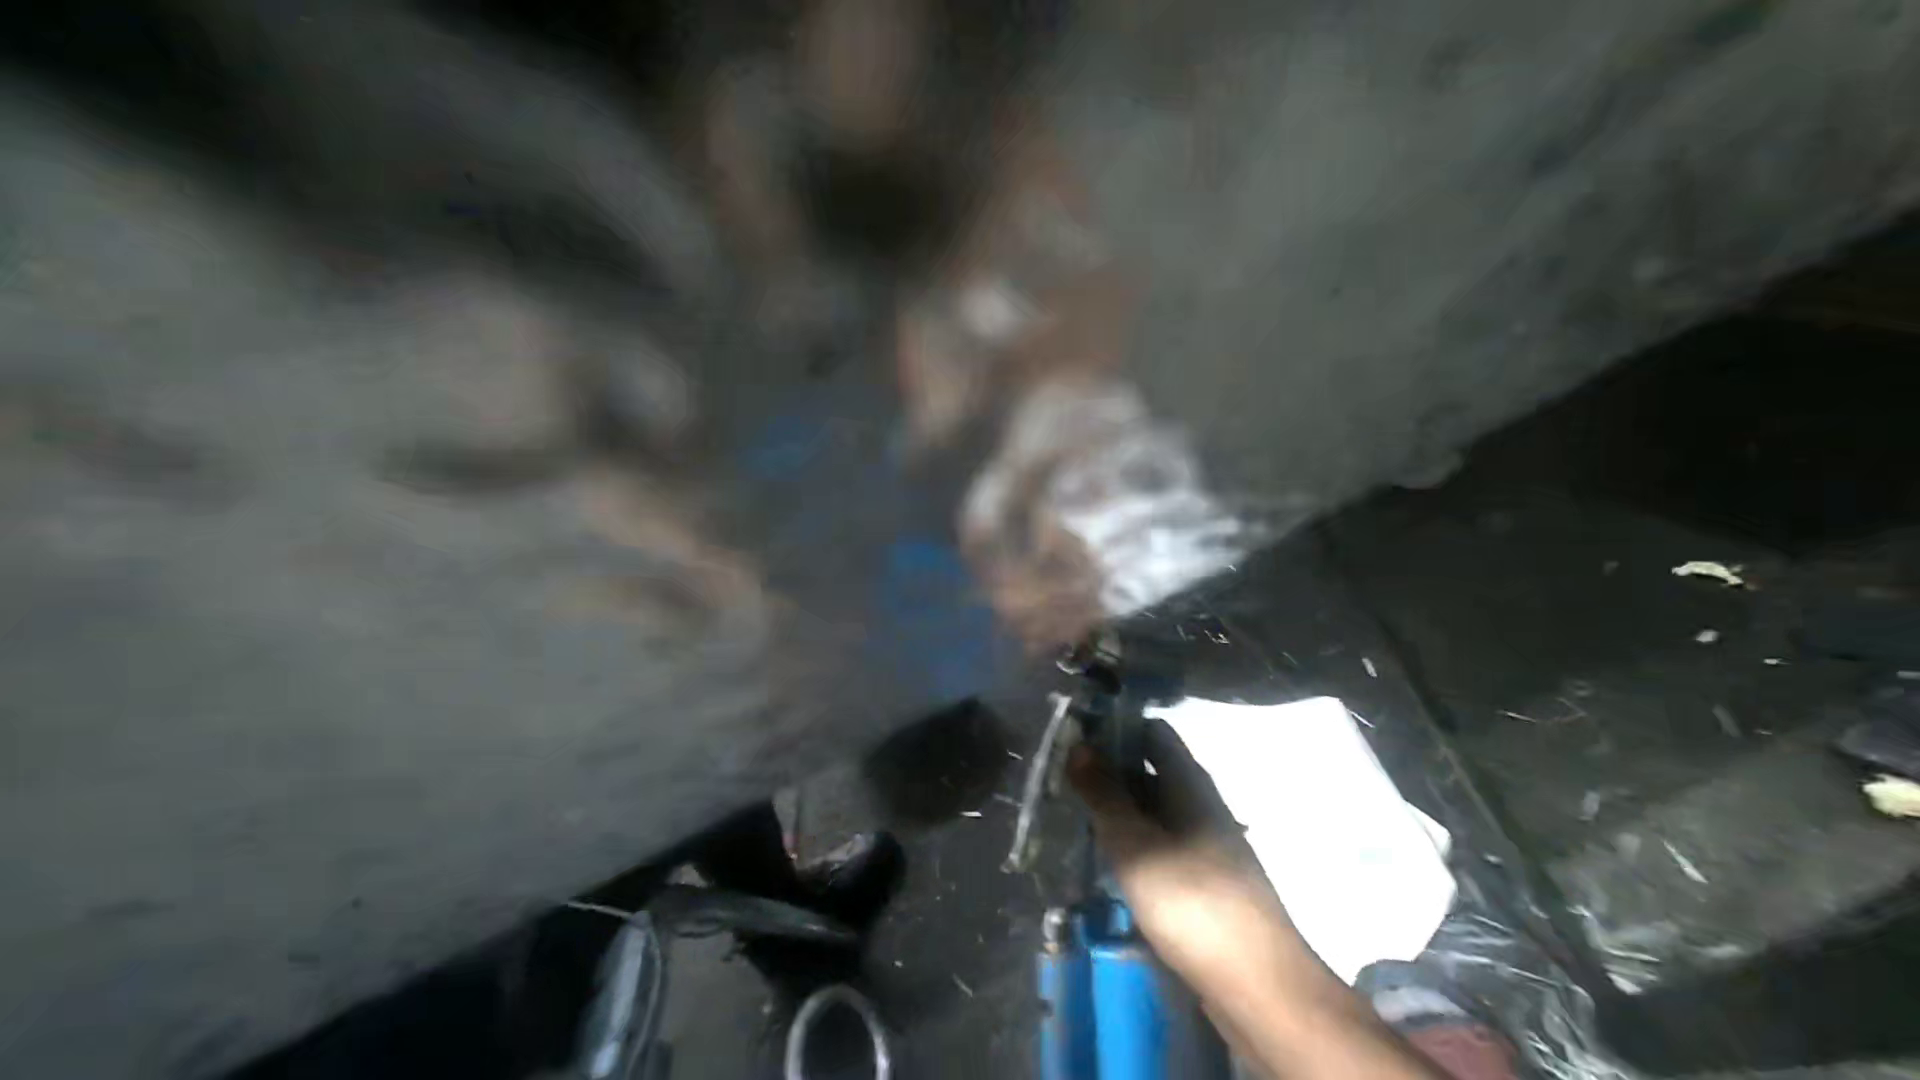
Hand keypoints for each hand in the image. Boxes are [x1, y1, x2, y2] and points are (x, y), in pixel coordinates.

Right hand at [1064, 745, 1298, 988]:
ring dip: (1119, 807)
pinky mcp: (1203, 880)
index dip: (1116, 727)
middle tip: (1063, 776)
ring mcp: (1205, 844)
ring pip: (1154, 809)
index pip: (1153, 733)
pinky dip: (1133, 840)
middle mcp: (1200, 805)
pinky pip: (1160, 843)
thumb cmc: (1190, 899)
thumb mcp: (1134, 842)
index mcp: (1190, 784)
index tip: (1076, 734)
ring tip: (1075, 812)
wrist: (1257, 984)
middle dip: (1110, 769)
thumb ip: (1104, 793)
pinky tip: (1108, 857)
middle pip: (1152, 770)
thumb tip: (1078, 743)